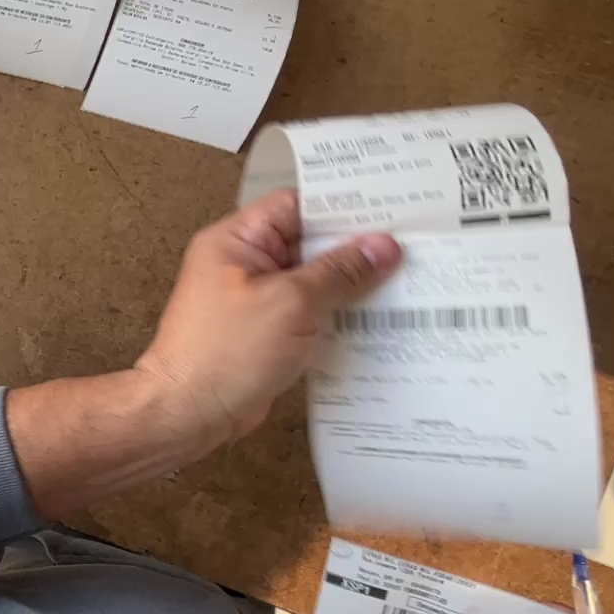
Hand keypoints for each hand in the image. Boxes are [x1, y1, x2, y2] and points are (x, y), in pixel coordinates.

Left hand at [135, 188, 402, 451]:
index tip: (397, 205)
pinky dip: (340, 313)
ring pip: (314, 279)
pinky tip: (385, 318)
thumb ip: (338, 271)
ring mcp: (254, 298)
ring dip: (354, 283)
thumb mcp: (290, 302)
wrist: (191, 408)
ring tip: (419, 277)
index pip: (294, 205)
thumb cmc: (225, 350)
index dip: (343, 204)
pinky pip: (310, 311)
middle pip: (309, 242)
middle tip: (422, 243)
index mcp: (235, 241)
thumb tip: (383, 245)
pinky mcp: (266, 330)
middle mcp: (242, 264)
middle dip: (359, 246)